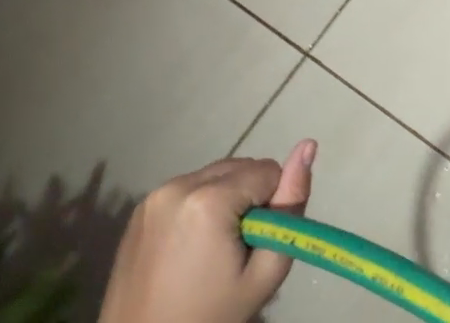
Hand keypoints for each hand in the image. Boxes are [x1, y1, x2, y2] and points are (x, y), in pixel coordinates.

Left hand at [98, 139, 316, 322]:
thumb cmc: (211, 317)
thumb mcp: (265, 271)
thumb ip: (291, 204)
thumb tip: (309, 145)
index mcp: (209, 199)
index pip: (269, 172)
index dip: (272, 207)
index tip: (255, 246)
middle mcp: (178, 185)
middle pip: (242, 168)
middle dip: (250, 199)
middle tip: (237, 251)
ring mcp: (154, 196)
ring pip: (218, 175)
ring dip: (227, 199)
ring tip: (213, 250)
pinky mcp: (141, 209)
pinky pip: (191, 188)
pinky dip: (202, 206)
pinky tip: (191, 247)